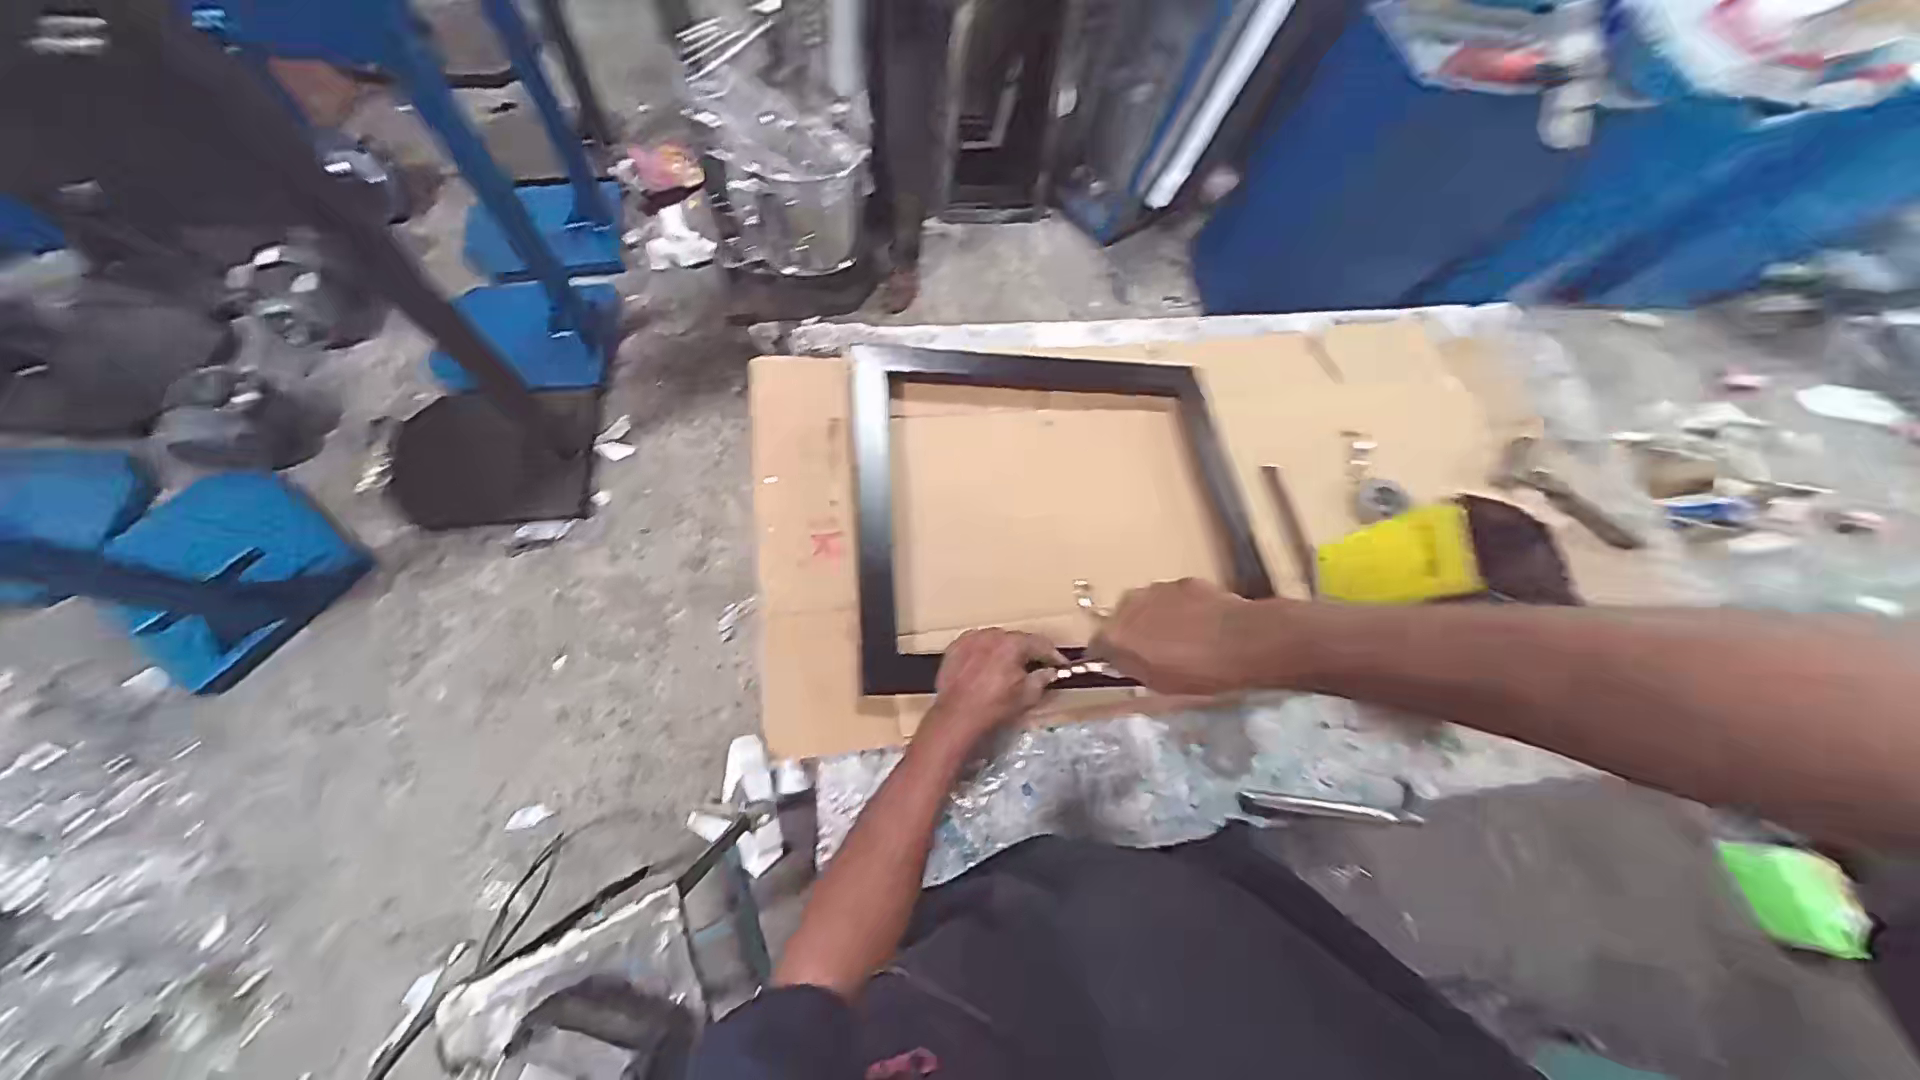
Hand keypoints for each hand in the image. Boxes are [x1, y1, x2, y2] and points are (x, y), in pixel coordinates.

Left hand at [921, 628, 1064, 753]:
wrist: (956, 715)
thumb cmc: (995, 706)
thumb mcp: (1027, 696)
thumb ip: (1042, 679)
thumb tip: (1050, 672)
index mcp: (1013, 644)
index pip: (1041, 643)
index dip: (1053, 655)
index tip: (1060, 664)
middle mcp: (992, 634)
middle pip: (1017, 639)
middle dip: (1027, 652)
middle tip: (1034, 666)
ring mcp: (971, 638)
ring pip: (996, 639)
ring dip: (1004, 649)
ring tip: (1007, 666)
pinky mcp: (955, 646)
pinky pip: (976, 644)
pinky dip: (984, 651)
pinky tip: (985, 665)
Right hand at [1088, 578, 1290, 693]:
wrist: (1244, 641)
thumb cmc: (1198, 673)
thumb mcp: (1157, 683)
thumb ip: (1133, 667)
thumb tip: (1123, 659)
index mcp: (1115, 636)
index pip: (1097, 645)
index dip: (1109, 655)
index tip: (1122, 664)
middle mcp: (1127, 605)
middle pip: (1120, 619)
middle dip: (1132, 631)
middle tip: (1154, 651)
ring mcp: (1155, 589)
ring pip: (1146, 605)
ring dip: (1155, 617)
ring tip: (1182, 636)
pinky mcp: (1182, 581)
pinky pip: (1172, 597)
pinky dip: (1180, 607)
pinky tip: (1201, 622)